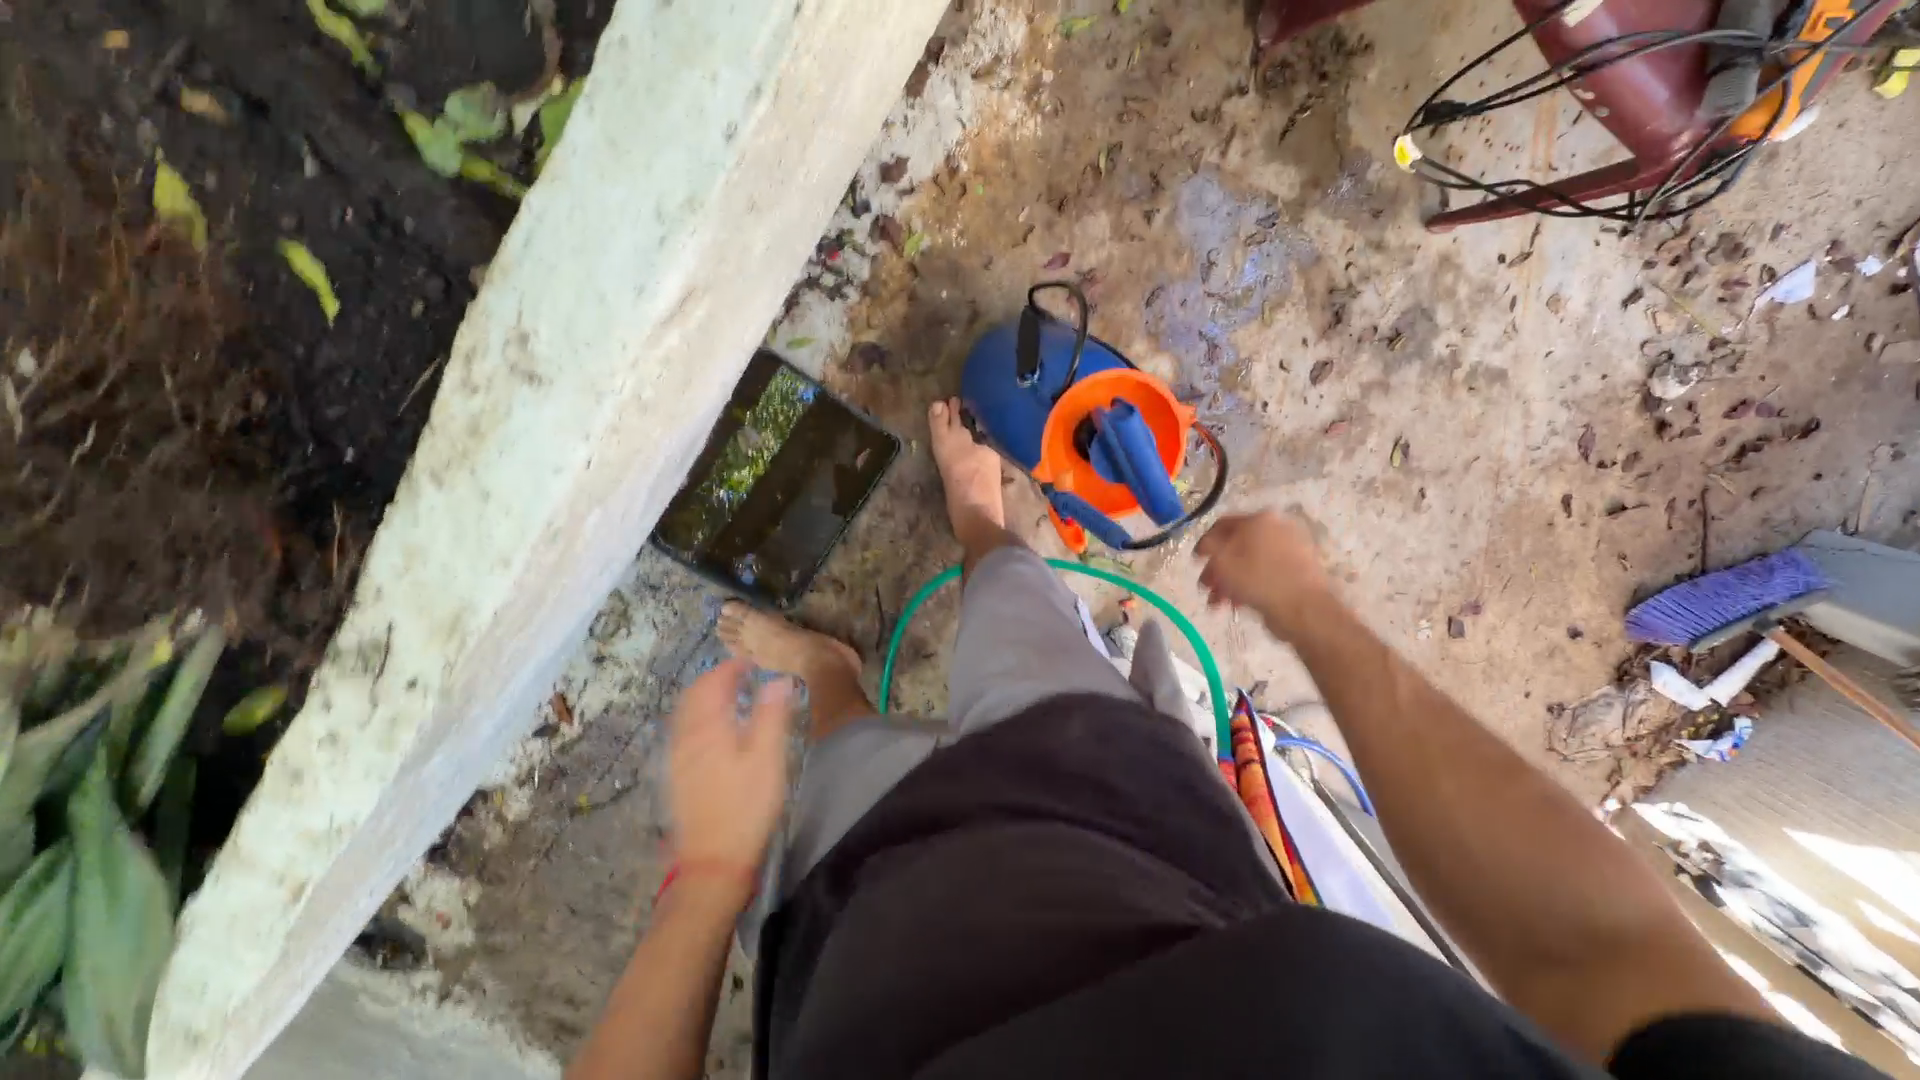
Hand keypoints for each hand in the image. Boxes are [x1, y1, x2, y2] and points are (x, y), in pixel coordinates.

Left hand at [666, 659, 792, 886]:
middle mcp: (685, 736)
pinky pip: (682, 732)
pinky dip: (698, 718)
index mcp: (708, 727)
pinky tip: (714, 732)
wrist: (712, 862)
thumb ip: (772, 715)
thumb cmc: (746, 808)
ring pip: (685, 714)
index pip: (714, 683)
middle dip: (715, 679)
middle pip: (694, 695)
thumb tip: (777, 679)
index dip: (731, 668)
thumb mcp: (768, 759)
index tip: (751, 663)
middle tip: (741, 676)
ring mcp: (676, 758)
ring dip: (705, 698)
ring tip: (729, 698)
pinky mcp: (675, 777)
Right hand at [1195, 511, 1335, 639]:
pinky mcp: (1298, 571)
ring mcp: (1290, 550)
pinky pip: (1265, 574)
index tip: (1195, 563)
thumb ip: (1208, 547)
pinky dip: (1249, 586)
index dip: (1205, 544)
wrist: (1304, 608)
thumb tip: (1206, 544)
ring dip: (1230, 582)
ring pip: (1250, 563)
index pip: (1222, 525)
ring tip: (1220, 603)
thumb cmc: (1258, 580)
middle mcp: (1277, 528)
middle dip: (1218, 570)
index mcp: (1259, 519)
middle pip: (1236, 547)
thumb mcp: (1222, 561)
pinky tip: (1239, 604)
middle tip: (1206, 588)